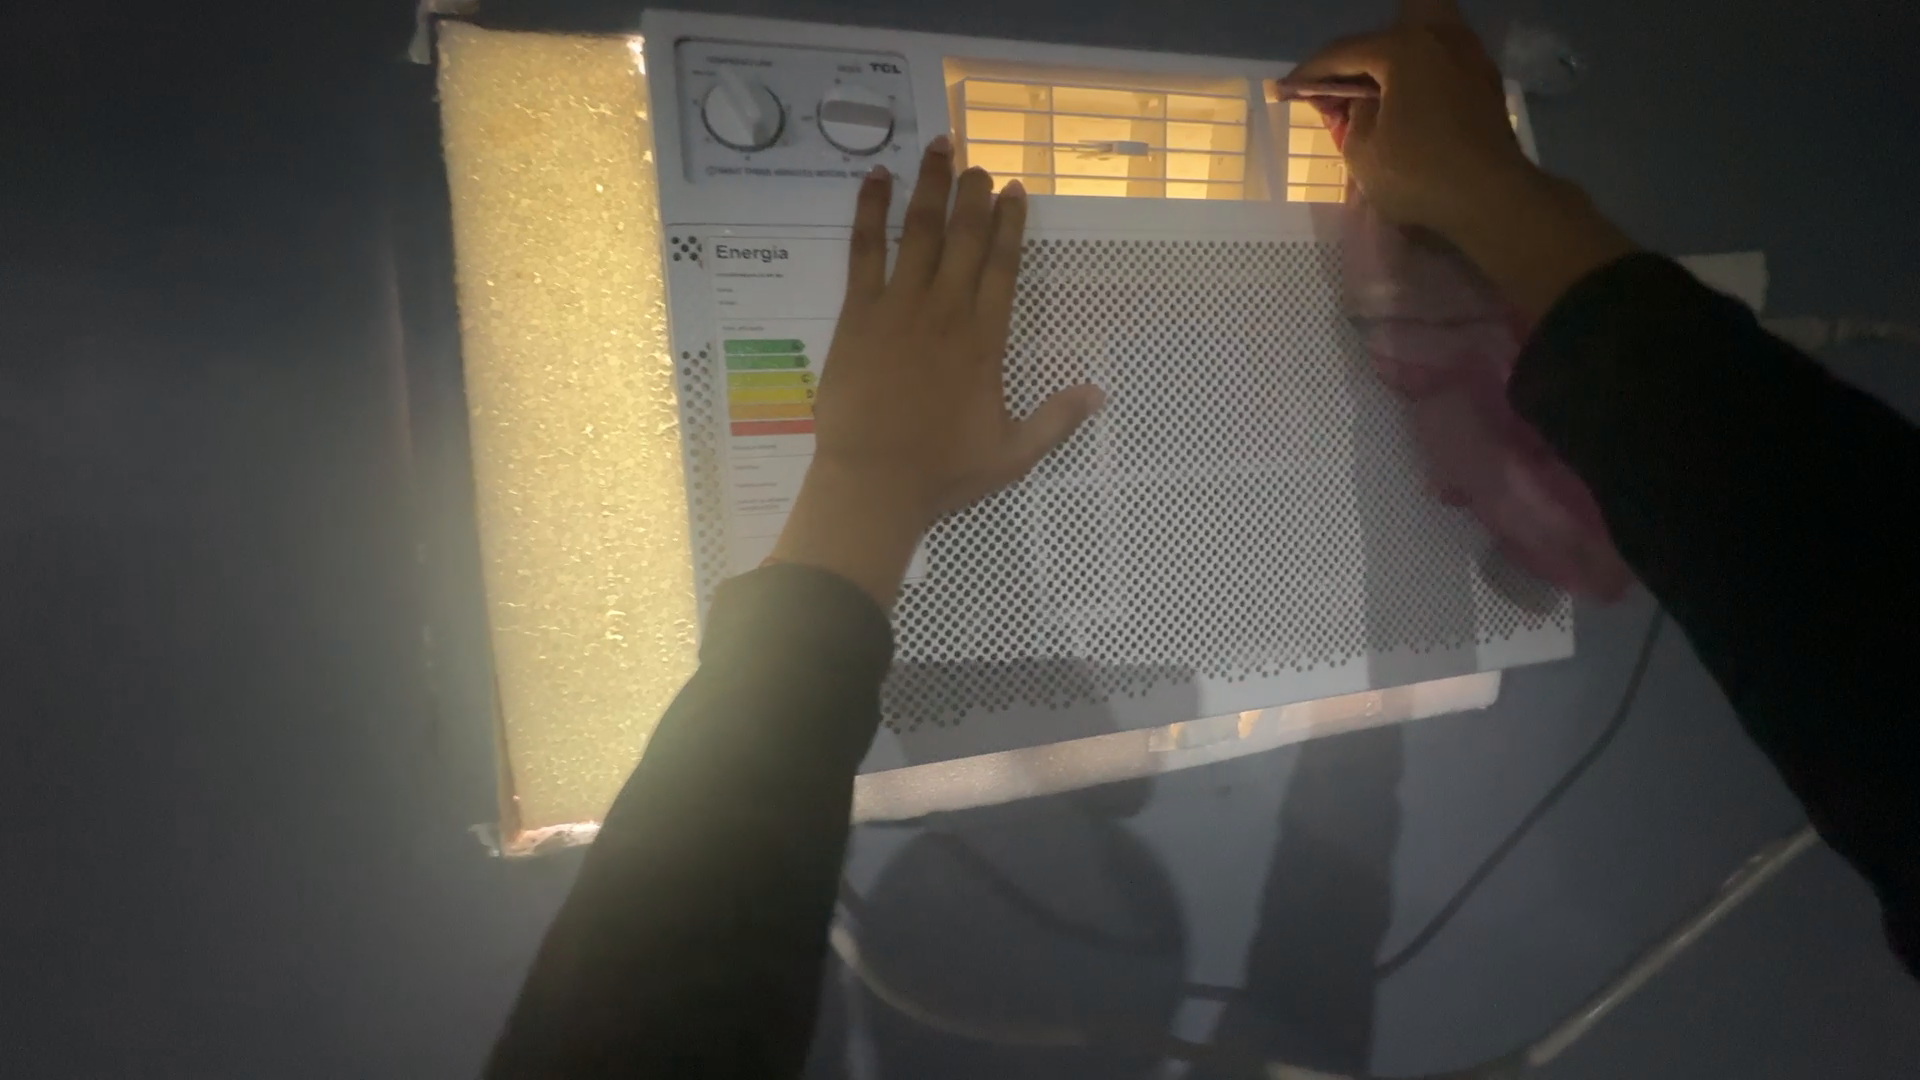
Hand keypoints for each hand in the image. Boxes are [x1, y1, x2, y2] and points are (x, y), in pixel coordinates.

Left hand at [769, 138, 1105, 607]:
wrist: (874, 483)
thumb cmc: (943, 473)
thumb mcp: (1013, 456)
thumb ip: (1057, 421)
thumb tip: (1100, 392)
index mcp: (985, 341)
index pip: (1004, 267)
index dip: (1011, 225)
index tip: (1015, 189)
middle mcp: (946, 312)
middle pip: (965, 238)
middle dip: (975, 196)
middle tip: (980, 165)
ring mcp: (899, 308)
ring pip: (919, 232)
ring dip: (931, 186)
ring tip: (940, 146)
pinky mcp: (857, 315)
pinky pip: (864, 251)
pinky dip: (870, 211)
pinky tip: (875, 177)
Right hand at [1280, 0, 1533, 237]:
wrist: (1486, 195)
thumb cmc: (1414, 172)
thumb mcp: (1361, 150)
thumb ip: (1352, 117)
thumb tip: (1360, 103)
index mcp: (1405, 48)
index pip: (1345, 50)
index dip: (1310, 72)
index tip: (1285, 88)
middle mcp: (1442, 38)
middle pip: (1404, 14)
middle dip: (1370, 42)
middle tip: (1347, 76)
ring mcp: (1470, 57)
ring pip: (1428, 35)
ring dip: (1397, 57)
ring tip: (1372, 95)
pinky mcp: (1483, 83)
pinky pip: (1442, 61)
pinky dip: (1418, 74)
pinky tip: (1403, 104)